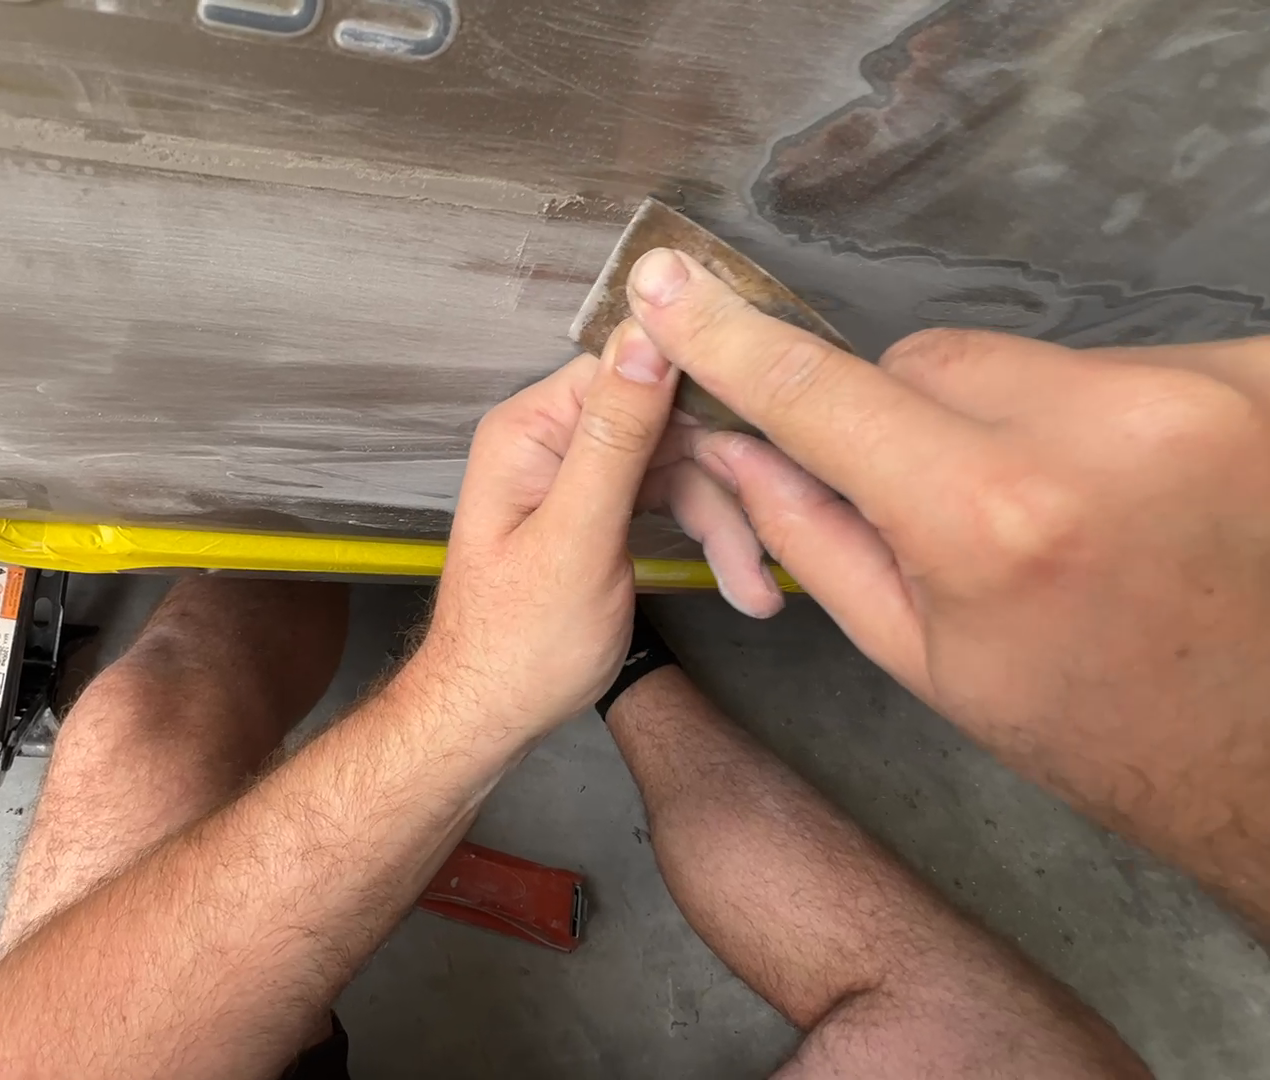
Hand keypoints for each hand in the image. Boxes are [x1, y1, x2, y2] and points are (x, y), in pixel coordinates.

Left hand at [411, 320, 774, 738]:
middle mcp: (550, 440)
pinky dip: (703, 533)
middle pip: (662, 419)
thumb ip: (614, 437)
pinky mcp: (597, 510)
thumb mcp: (576, 537)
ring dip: (722, 520)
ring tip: (755, 586)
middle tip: (768, 542)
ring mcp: (575, 475)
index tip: (775, 424)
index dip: (701, 390)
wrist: (494, 712)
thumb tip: (649, 330)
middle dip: (722, 477)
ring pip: (674, 464)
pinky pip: (664, 498)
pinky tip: (738, 578)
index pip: (628, 366)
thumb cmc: (521, 641)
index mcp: (531, 430)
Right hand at [623, 247, 1269, 950]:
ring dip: (988, 415)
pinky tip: (1119, 485)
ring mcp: (1224, 383)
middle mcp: (1113, 426)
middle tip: (924, 496)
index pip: (815, 393)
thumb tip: (731, 444)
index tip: (664, 285)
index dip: (726, 338)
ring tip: (1040, 501)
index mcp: (992, 517)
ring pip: (1009, 358)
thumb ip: (804, 531)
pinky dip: (1080, 412)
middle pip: (918, 361)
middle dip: (889, 416)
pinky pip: (1105, 360)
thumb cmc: (1076, 717)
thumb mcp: (908, 644)